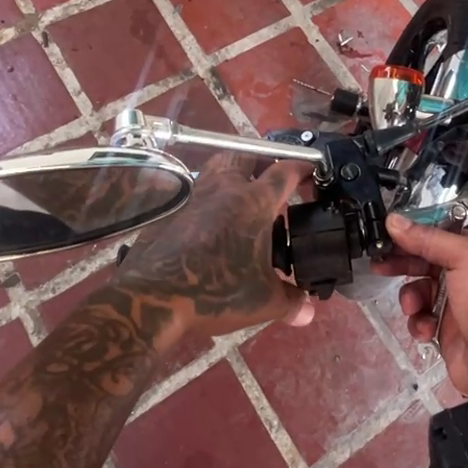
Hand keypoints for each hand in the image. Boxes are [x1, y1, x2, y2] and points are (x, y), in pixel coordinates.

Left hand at [114, 155, 314, 347]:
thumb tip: (307, 311)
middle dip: (263, 160)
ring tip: (243, 194)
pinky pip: (196, 192)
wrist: (155, 296)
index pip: (285, 171)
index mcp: (254, 203)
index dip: (301, 167)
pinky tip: (213, 221)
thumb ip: (290, 302)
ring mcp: (195, 196)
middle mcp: (225, 189)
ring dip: (233, 173)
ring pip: (218, 167)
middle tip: (273, 177)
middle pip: (247, 156)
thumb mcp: (263, 302)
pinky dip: (209, 197)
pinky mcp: (172, 210)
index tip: (311, 170)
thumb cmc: (216, 292)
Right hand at [375, 215, 467, 409]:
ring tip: (413, 307)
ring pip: (419, 290)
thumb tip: (394, 220)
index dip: (413, 234)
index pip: (439, 233)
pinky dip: (419, 323)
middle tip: (380, 265)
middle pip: (426, 260)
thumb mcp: (465, 260)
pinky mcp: (446, 330)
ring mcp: (458, 303)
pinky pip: (421, 319)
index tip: (387, 234)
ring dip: (411, 297)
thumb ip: (429, 239)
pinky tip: (427, 330)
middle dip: (403, 263)